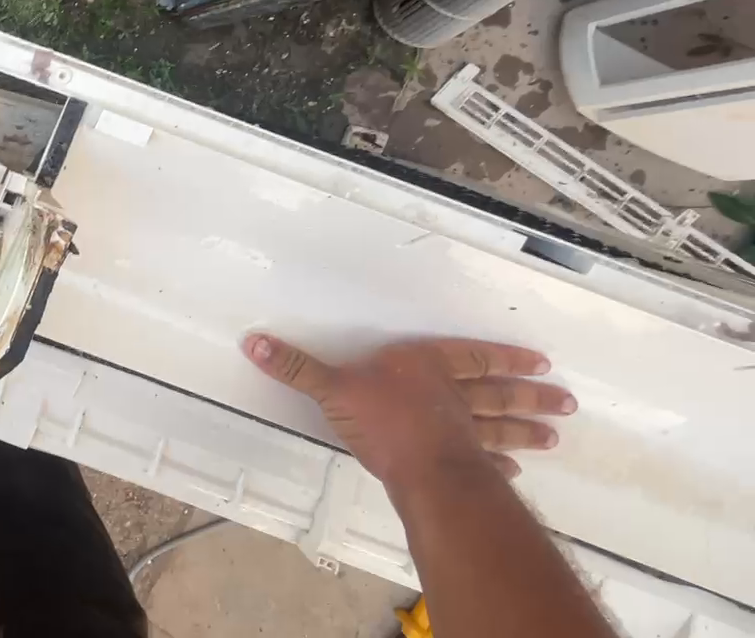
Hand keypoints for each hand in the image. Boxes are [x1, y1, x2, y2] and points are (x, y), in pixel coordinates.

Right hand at [242, 334, 576, 489]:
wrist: (424, 473)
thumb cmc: (381, 418)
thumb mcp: (329, 387)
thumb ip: (294, 366)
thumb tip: (251, 342)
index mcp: (424, 366)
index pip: (470, 356)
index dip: (502, 357)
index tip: (538, 361)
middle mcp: (451, 395)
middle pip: (496, 392)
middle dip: (527, 395)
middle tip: (563, 400)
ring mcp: (463, 432)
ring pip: (500, 426)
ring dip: (524, 429)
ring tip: (553, 434)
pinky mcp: (464, 465)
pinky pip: (486, 463)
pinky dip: (500, 466)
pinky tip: (514, 471)